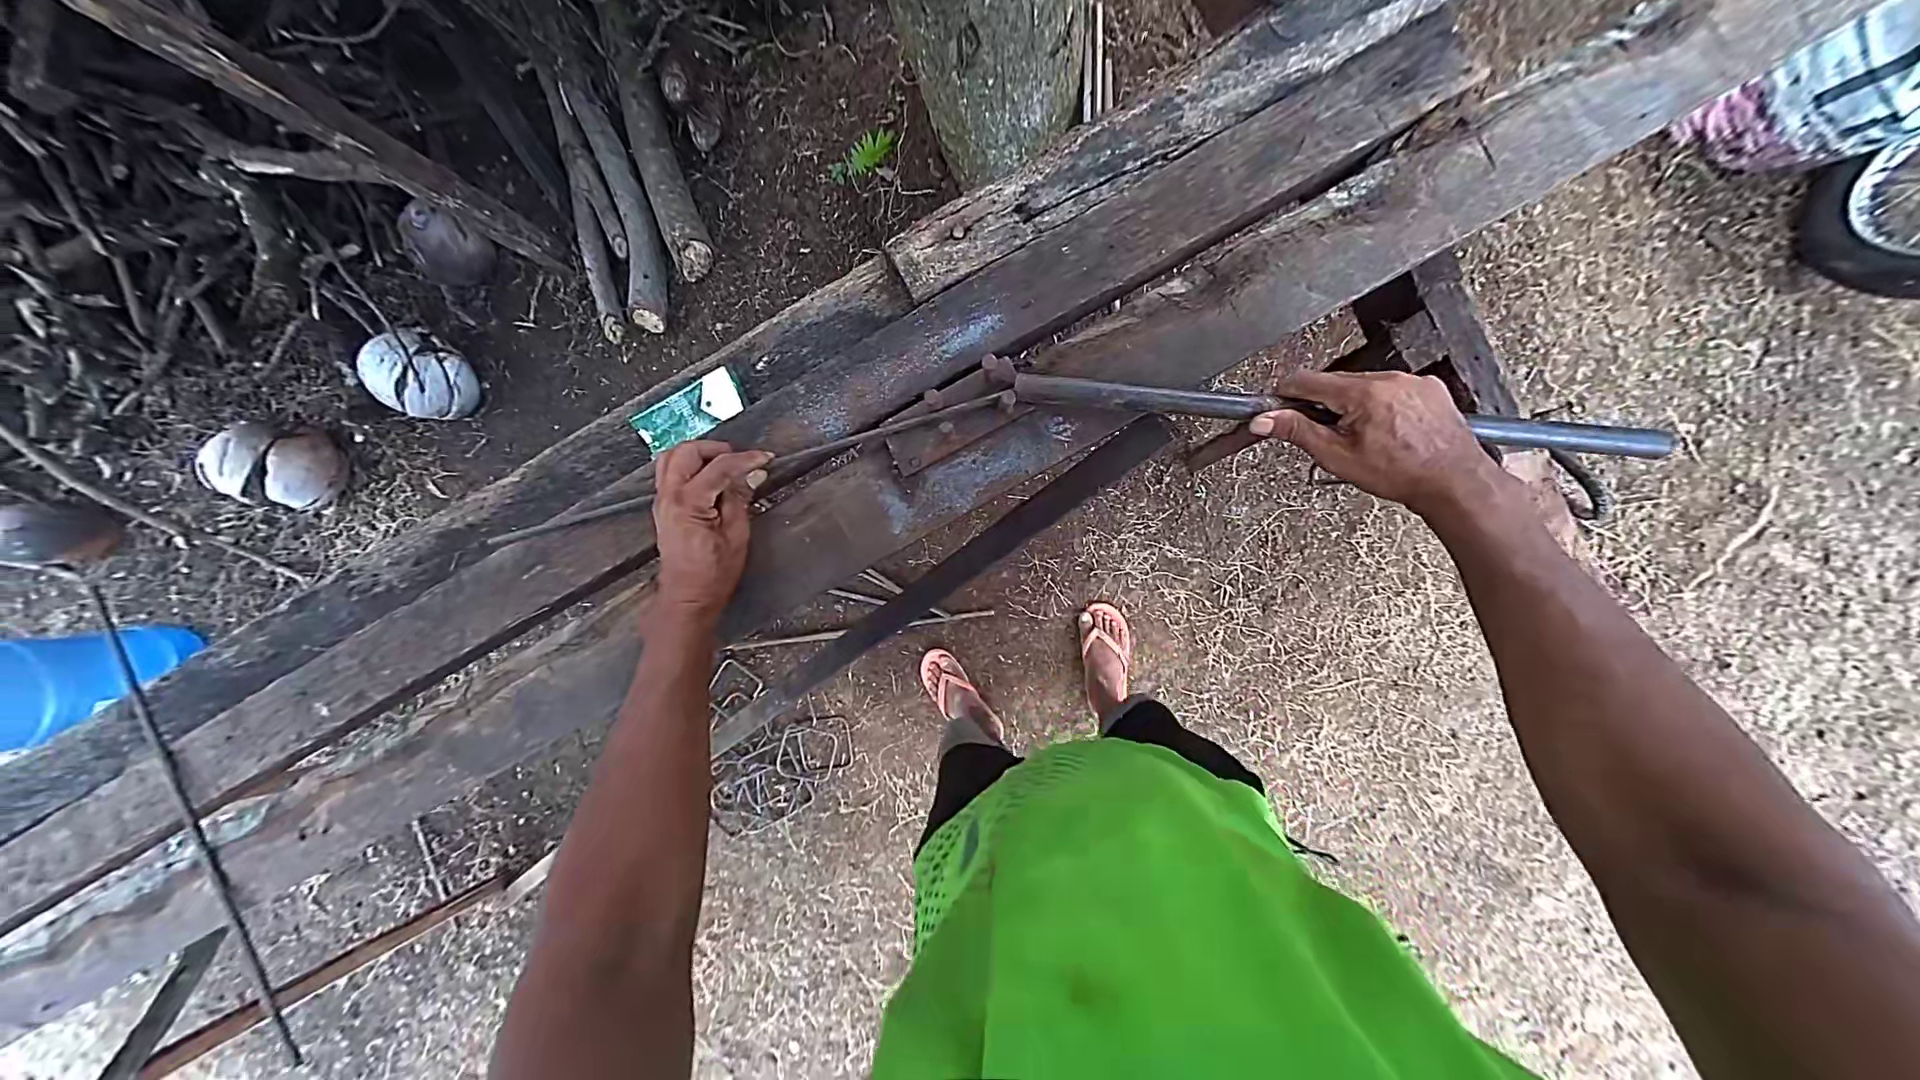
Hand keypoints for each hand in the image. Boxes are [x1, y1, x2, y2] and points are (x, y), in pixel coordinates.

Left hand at [650, 440, 772, 623]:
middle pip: (687, 452)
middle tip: (742, 459)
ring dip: (699, 454)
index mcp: (688, 503)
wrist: (688, 596)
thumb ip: (740, 498)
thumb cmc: (714, 573)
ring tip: (725, 464)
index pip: (719, 467)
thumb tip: (752, 473)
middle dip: (717, 450)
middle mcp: (669, 496)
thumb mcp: (736, 534)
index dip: (745, 459)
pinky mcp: (663, 506)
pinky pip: (670, 472)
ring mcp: (662, 500)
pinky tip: (710, 477)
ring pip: (672, 458)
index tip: (765, 458)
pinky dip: (689, 466)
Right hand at [1248, 371, 1506, 516]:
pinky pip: (1389, 388)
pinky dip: (1378, 404)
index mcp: (1363, 393)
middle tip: (1325, 434)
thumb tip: (1266, 420)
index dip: (1286, 396)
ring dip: (1350, 404)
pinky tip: (1383, 430)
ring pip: (1361, 385)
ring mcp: (1412, 381)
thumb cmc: (1401, 473)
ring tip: (1359, 437)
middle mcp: (1390, 380)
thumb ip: (1297, 431)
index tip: (1280, 409)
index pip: (1306, 380)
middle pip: (1334, 382)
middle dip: (1322, 405)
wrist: (1453, 482)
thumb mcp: (1336, 457)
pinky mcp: (1427, 388)